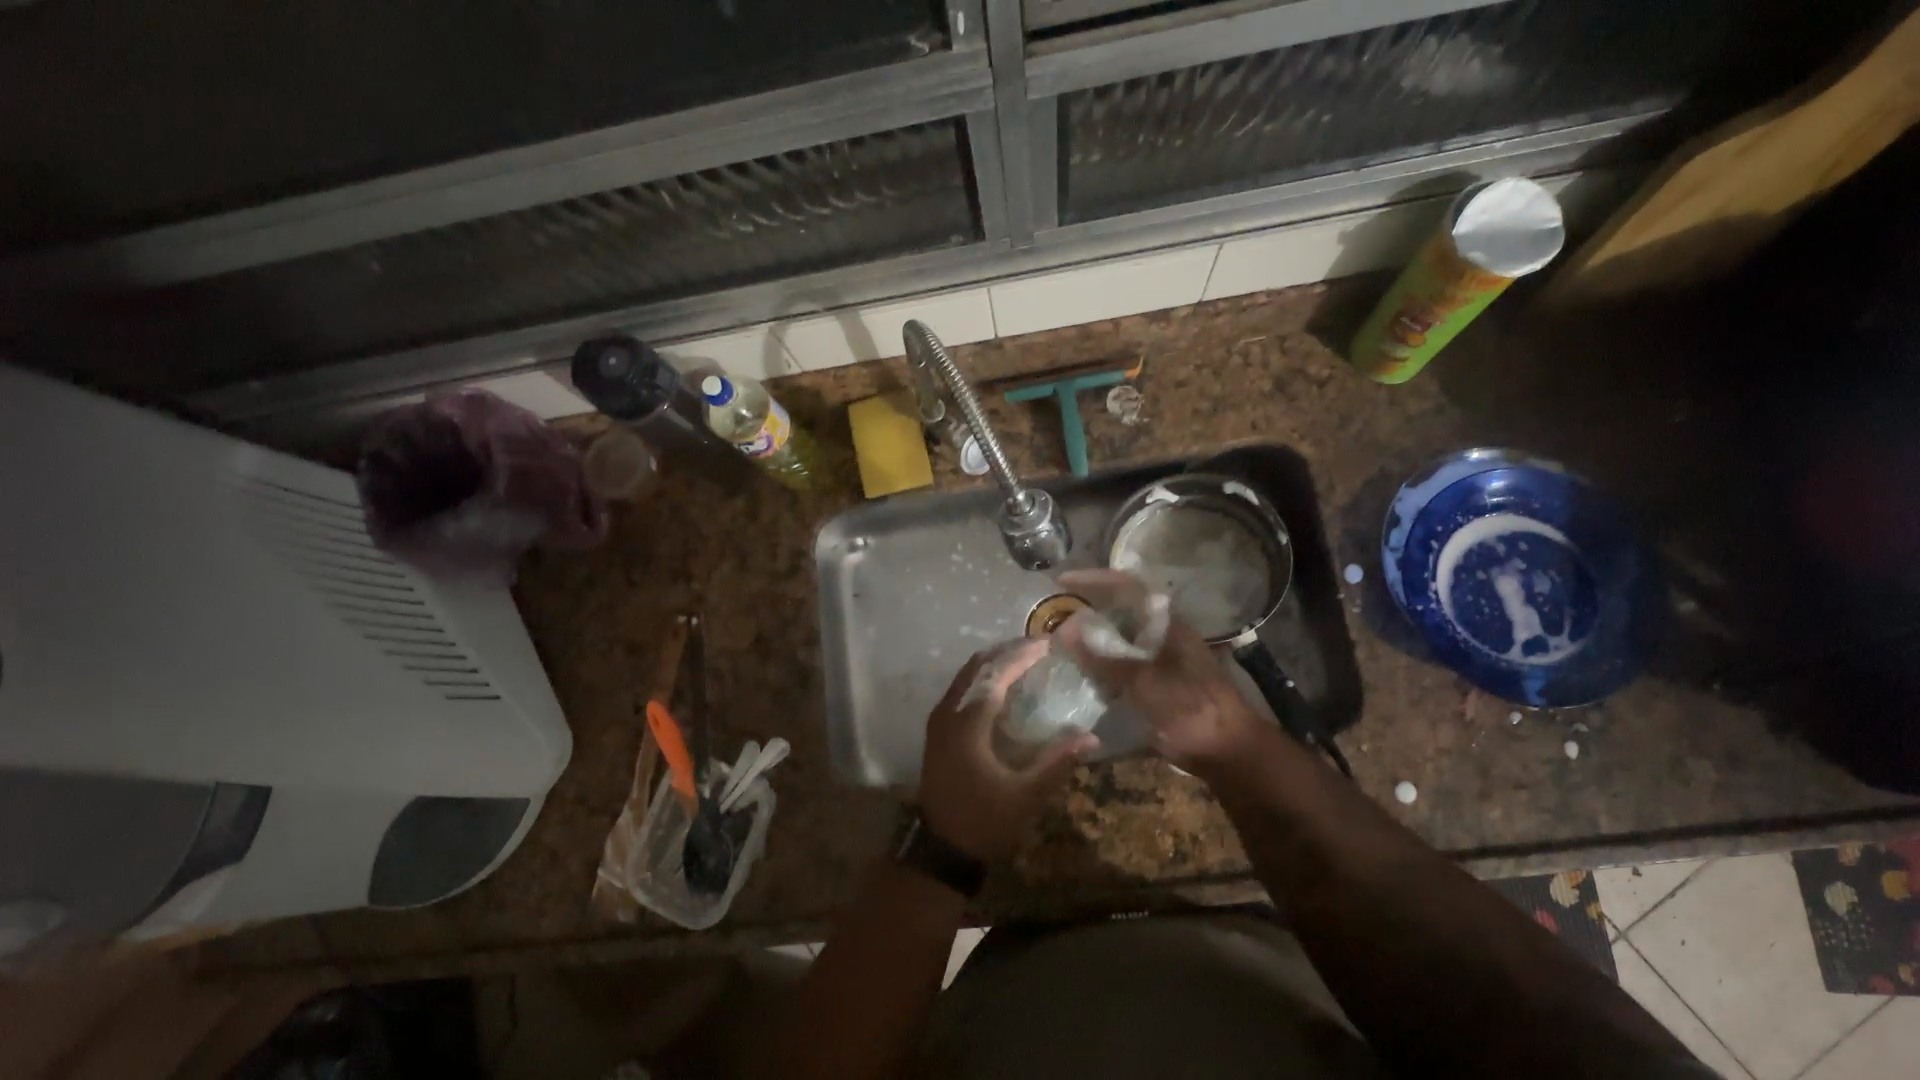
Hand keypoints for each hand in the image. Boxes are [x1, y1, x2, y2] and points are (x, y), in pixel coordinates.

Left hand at [919, 639, 1099, 862]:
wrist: (940, 851)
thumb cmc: (983, 822)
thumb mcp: (1026, 795)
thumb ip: (1057, 763)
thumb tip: (1092, 737)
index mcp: (967, 724)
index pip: (994, 674)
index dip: (1021, 655)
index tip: (1047, 644)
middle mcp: (948, 714)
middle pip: (976, 668)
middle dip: (1006, 653)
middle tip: (1039, 648)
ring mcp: (938, 722)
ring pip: (965, 677)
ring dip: (992, 664)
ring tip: (1024, 661)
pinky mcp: (937, 733)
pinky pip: (959, 691)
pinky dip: (981, 681)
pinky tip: (1003, 689)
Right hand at [1055, 569, 1265, 768]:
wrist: (1226, 751)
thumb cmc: (1190, 708)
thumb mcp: (1143, 681)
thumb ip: (1103, 656)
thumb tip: (1064, 629)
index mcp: (1165, 623)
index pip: (1126, 586)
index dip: (1093, 579)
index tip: (1061, 582)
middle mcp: (1162, 635)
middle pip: (1119, 612)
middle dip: (1086, 612)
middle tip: (1052, 618)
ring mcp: (1160, 661)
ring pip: (1118, 641)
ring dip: (1090, 642)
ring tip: (1058, 647)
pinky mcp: (1156, 686)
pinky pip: (1120, 668)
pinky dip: (1099, 669)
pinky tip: (1079, 677)